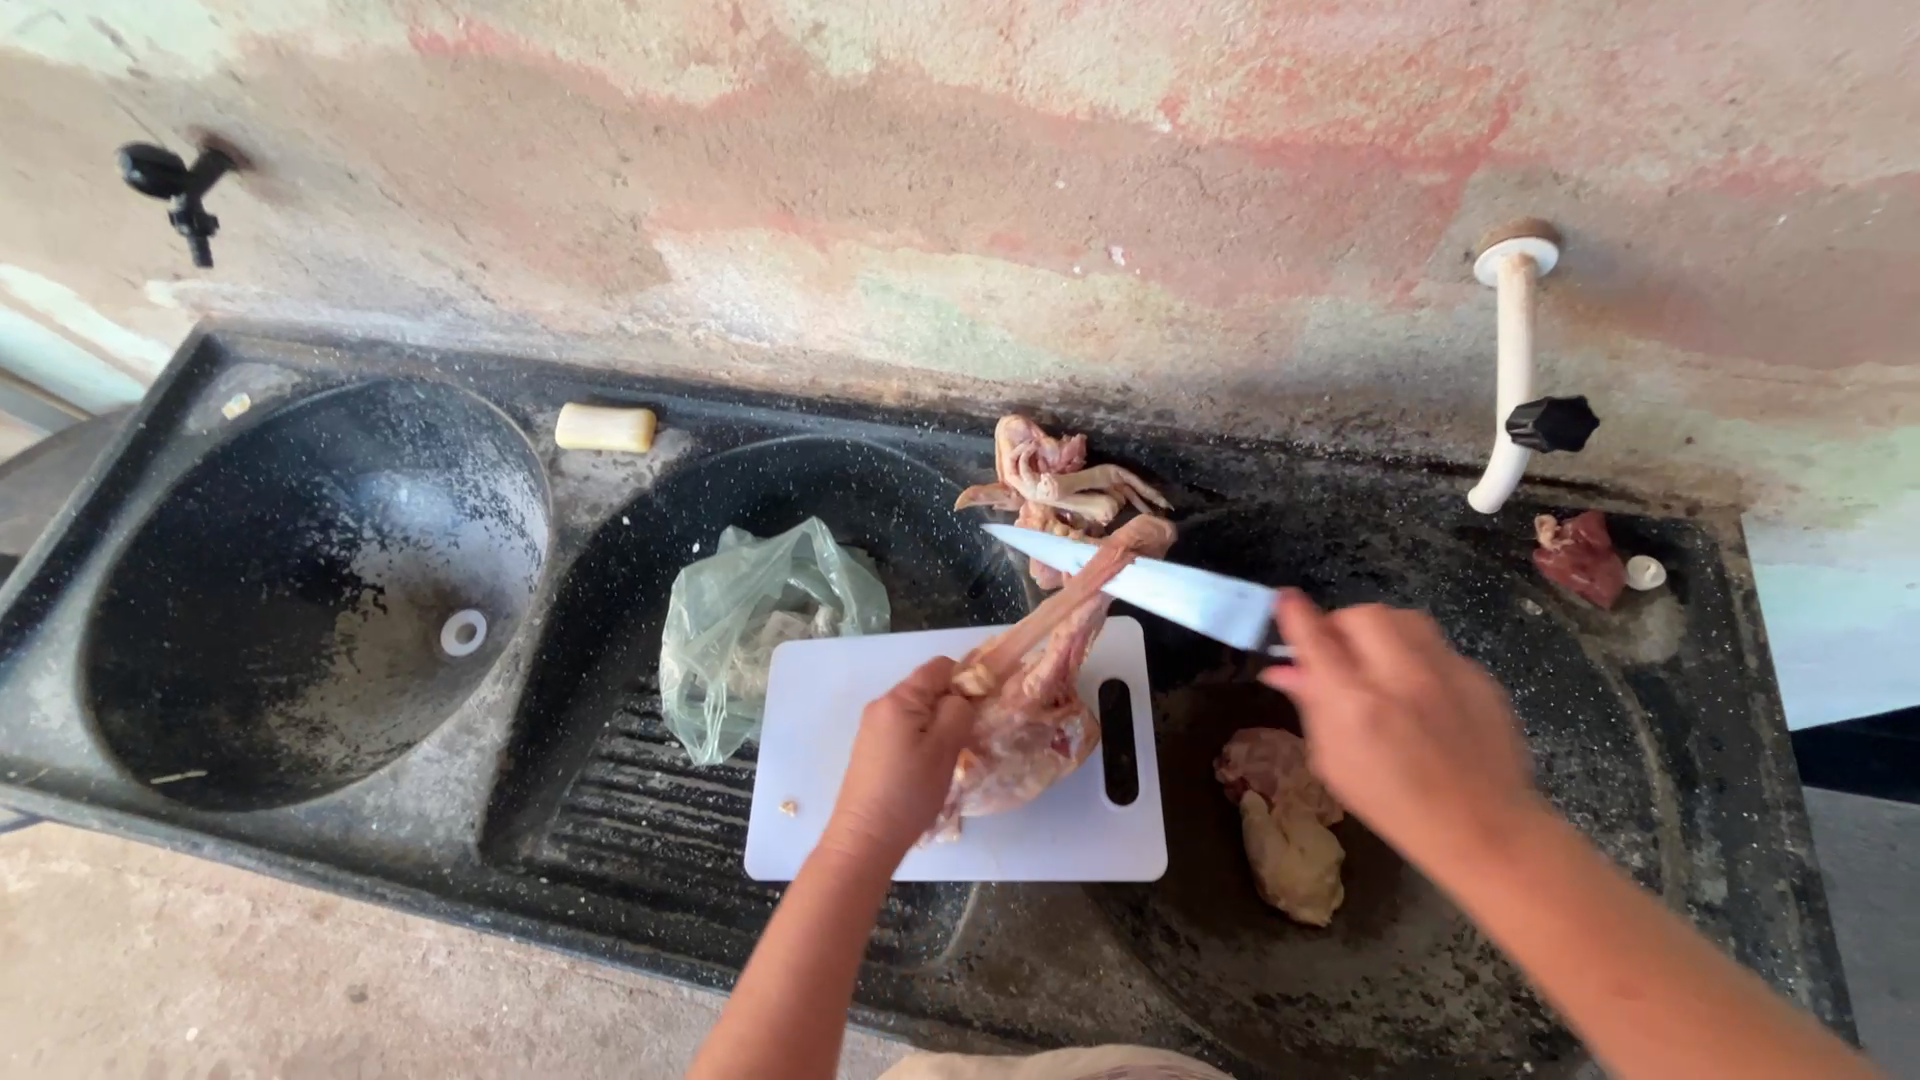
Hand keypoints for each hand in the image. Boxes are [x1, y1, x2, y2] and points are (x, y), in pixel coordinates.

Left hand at [819, 656, 974, 865]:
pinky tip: (928, 768)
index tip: (982, 707)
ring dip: (938, 725)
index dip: (965, 679)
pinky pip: (904, 729)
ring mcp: (873, 728)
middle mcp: (881, 705)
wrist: (865, 838)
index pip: (939, 667)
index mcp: (899, 699)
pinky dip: (922, 739)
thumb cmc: (908, 792)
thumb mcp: (944, 749)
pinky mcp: (871, 749)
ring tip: (950, 756)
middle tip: (969, 736)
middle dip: (952, 705)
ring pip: (917, 712)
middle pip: (927, 689)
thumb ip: (958, 712)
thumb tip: (961, 698)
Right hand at [1260, 589, 1546, 878]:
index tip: (1285, 599)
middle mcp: (1401, 679)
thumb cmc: (1394, 803)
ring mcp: (1447, 674)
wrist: (1485, 829)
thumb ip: (1311, 707)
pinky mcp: (1480, 677)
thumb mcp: (1333, 762)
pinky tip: (1416, 686)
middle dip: (1341, 623)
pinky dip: (1415, 655)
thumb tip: (1283, 670)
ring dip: (1380, 629)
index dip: (1295, 614)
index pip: (1316, 640)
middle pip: (1363, 615)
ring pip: (1405, 618)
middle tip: (1335, 646)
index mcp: (1356, 706)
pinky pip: (1436, 646)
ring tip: (1375, 656)